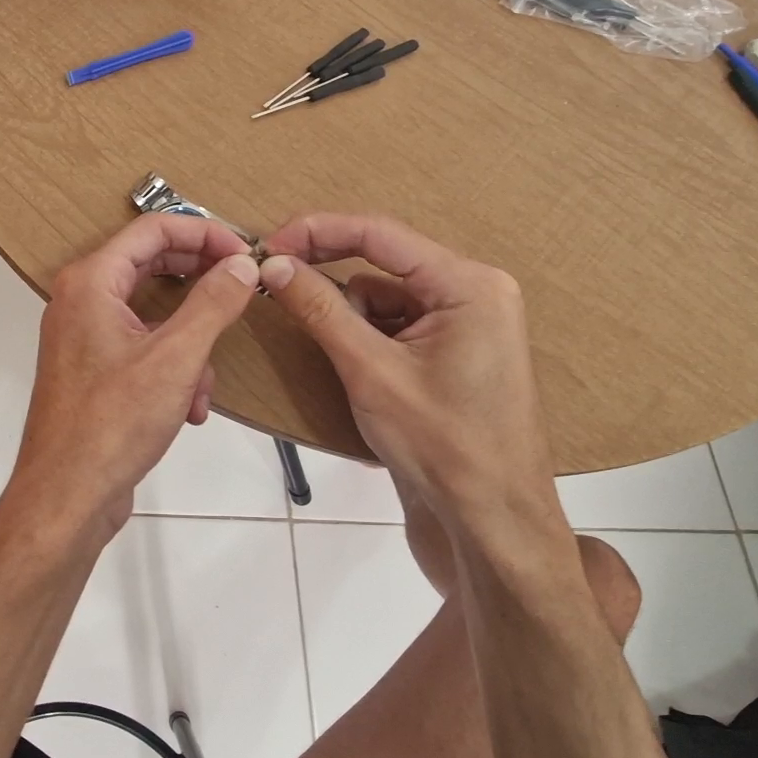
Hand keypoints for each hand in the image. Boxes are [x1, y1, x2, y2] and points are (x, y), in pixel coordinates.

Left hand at [6, 214, 258, 542]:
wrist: (67, 494)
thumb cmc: (110, 425)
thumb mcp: (176, 358)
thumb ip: (213, 304)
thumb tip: (241, 266)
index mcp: (90, 283)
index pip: (152, 228)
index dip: (204, 233)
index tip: (244, 251)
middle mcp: (81, 301)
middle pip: (151, 264)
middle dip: (200, 281)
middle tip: (242, 289)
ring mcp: (83, 336)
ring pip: (152, 314)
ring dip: (190, 341)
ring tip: (206, 381)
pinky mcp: (93, 369)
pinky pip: (142, 348)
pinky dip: (171, 369)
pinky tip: (189, 409)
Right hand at [256, 214, 552, 517]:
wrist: (490, 524)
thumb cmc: (442, 446)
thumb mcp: (370, 371)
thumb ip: (320, 309)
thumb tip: (272, 264)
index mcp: (468, 285)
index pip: (379, 234)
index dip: (316, 232)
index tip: (267, 247)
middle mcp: (472, 294)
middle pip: (380, 264)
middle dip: (329, 279)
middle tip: (275, 287)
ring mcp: (464, 326)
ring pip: (381, 297)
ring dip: (346, 318)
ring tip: (340, 364)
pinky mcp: (449, 355)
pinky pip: (392, 326)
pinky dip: (362, 340)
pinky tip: (354, 374)